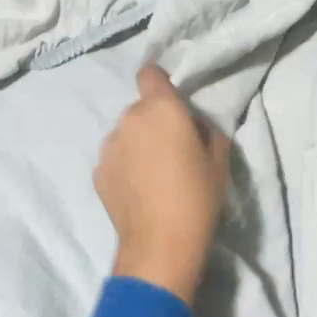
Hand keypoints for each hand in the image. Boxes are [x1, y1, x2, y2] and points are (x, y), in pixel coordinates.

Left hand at [95, 64, 231, 304]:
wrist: (161, 244)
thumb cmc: (197, 197)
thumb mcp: (218, 161)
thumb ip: (206, 131)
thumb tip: (193, 125)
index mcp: (161, 108)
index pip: (150, 73)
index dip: (160, 82)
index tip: (171, 102)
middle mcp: (129, 119)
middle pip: (140, 109)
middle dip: (154, 122)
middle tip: (173, 151)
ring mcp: (108, 146)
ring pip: (125, 135)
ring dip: (137, 145)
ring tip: (154, 176)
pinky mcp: (97, 172)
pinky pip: (115, 160)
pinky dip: (125, 168)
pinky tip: (139, 192)